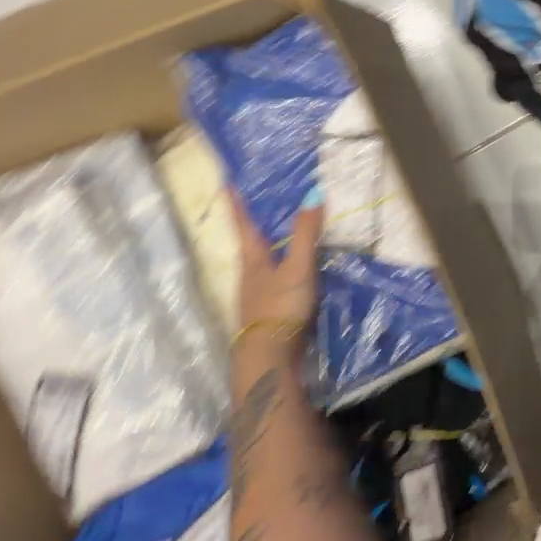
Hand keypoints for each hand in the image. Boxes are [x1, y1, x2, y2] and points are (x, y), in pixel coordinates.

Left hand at [233, 186, 322, 326]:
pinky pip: (278, 276)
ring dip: (274, 242)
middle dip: (258, 221)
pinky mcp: (271, 308)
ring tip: (288, 228)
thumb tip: (313, 193)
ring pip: (266, 259)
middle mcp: (251, 272)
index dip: (237, 203)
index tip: (227, 183)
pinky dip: (286, 263)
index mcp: (253, 258)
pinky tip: (299, 266)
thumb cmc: (279, 306)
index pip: (244, 223)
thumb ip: (305, 234)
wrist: (270, 356)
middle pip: (253, 240)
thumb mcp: (297, 268)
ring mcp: (259, 292)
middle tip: (267, 199)